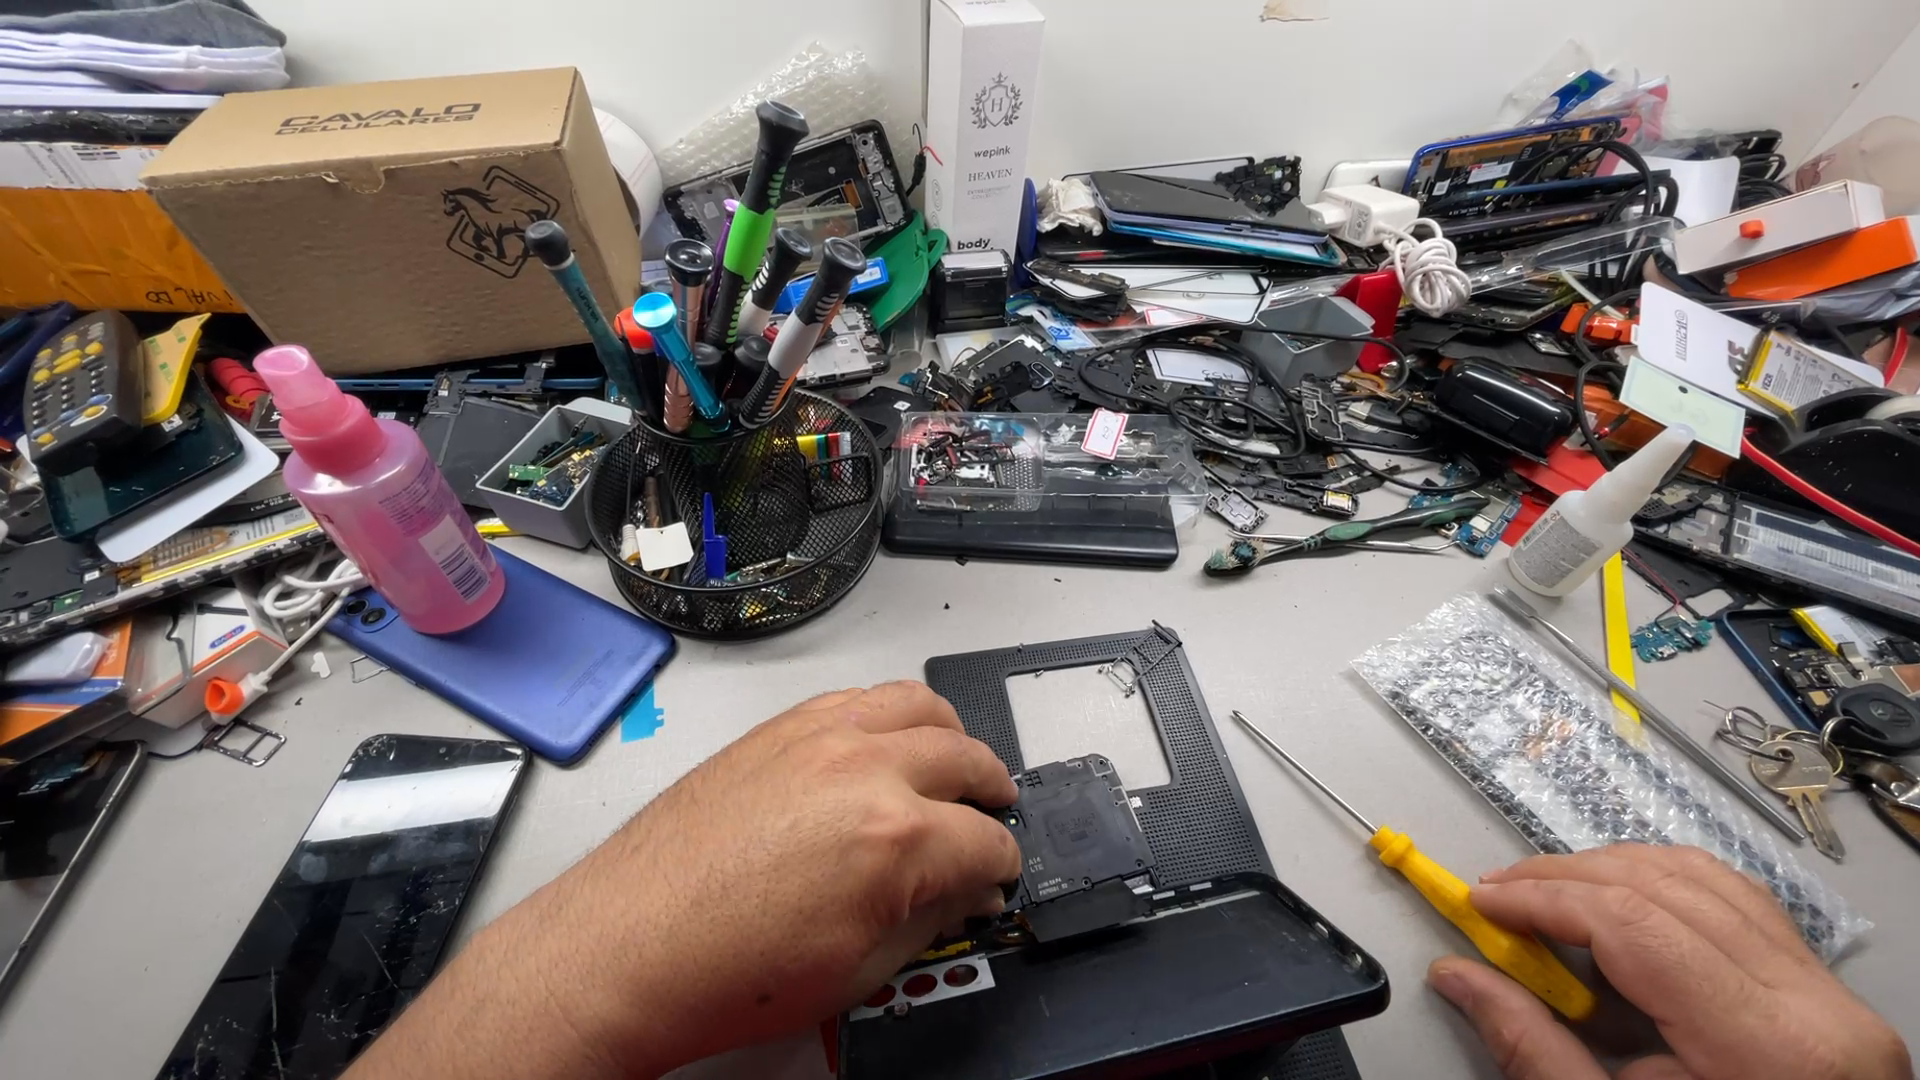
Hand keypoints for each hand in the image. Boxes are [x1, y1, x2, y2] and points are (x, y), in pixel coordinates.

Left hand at [346, 682, 1019, 1079]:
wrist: (628, 943)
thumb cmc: (723, 969)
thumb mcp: (855, 971)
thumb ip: (930, 917)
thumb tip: (966, 889)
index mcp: (893, 838)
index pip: (986, 842)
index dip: (1002, 866)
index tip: (998, 874)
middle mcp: (866, 767)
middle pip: (968, 759)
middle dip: (994, 791)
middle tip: (995, 814)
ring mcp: (824, 734)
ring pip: (923, 705)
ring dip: (954, 736)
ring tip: (958, 762)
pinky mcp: (786, 723)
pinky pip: (864, 695)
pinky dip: (897, 712)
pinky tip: (892, 739)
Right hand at [1428, 844, 1910, 1079]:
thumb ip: (1531, 1047)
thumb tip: (1452, 973)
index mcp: (1770, 1047)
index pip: (1630, 922)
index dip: (1541, 899)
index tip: (1480, 903)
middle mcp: (1816, 1004)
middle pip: (1658, 885)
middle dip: (1560, 877)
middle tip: (1497, 893)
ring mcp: (1830, 991)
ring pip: (1696, 875)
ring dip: (1605, 869)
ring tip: (1548, 892)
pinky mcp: (1825, 989)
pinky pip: (1734, 895)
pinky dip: (1660, 879)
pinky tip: (1617, 899)